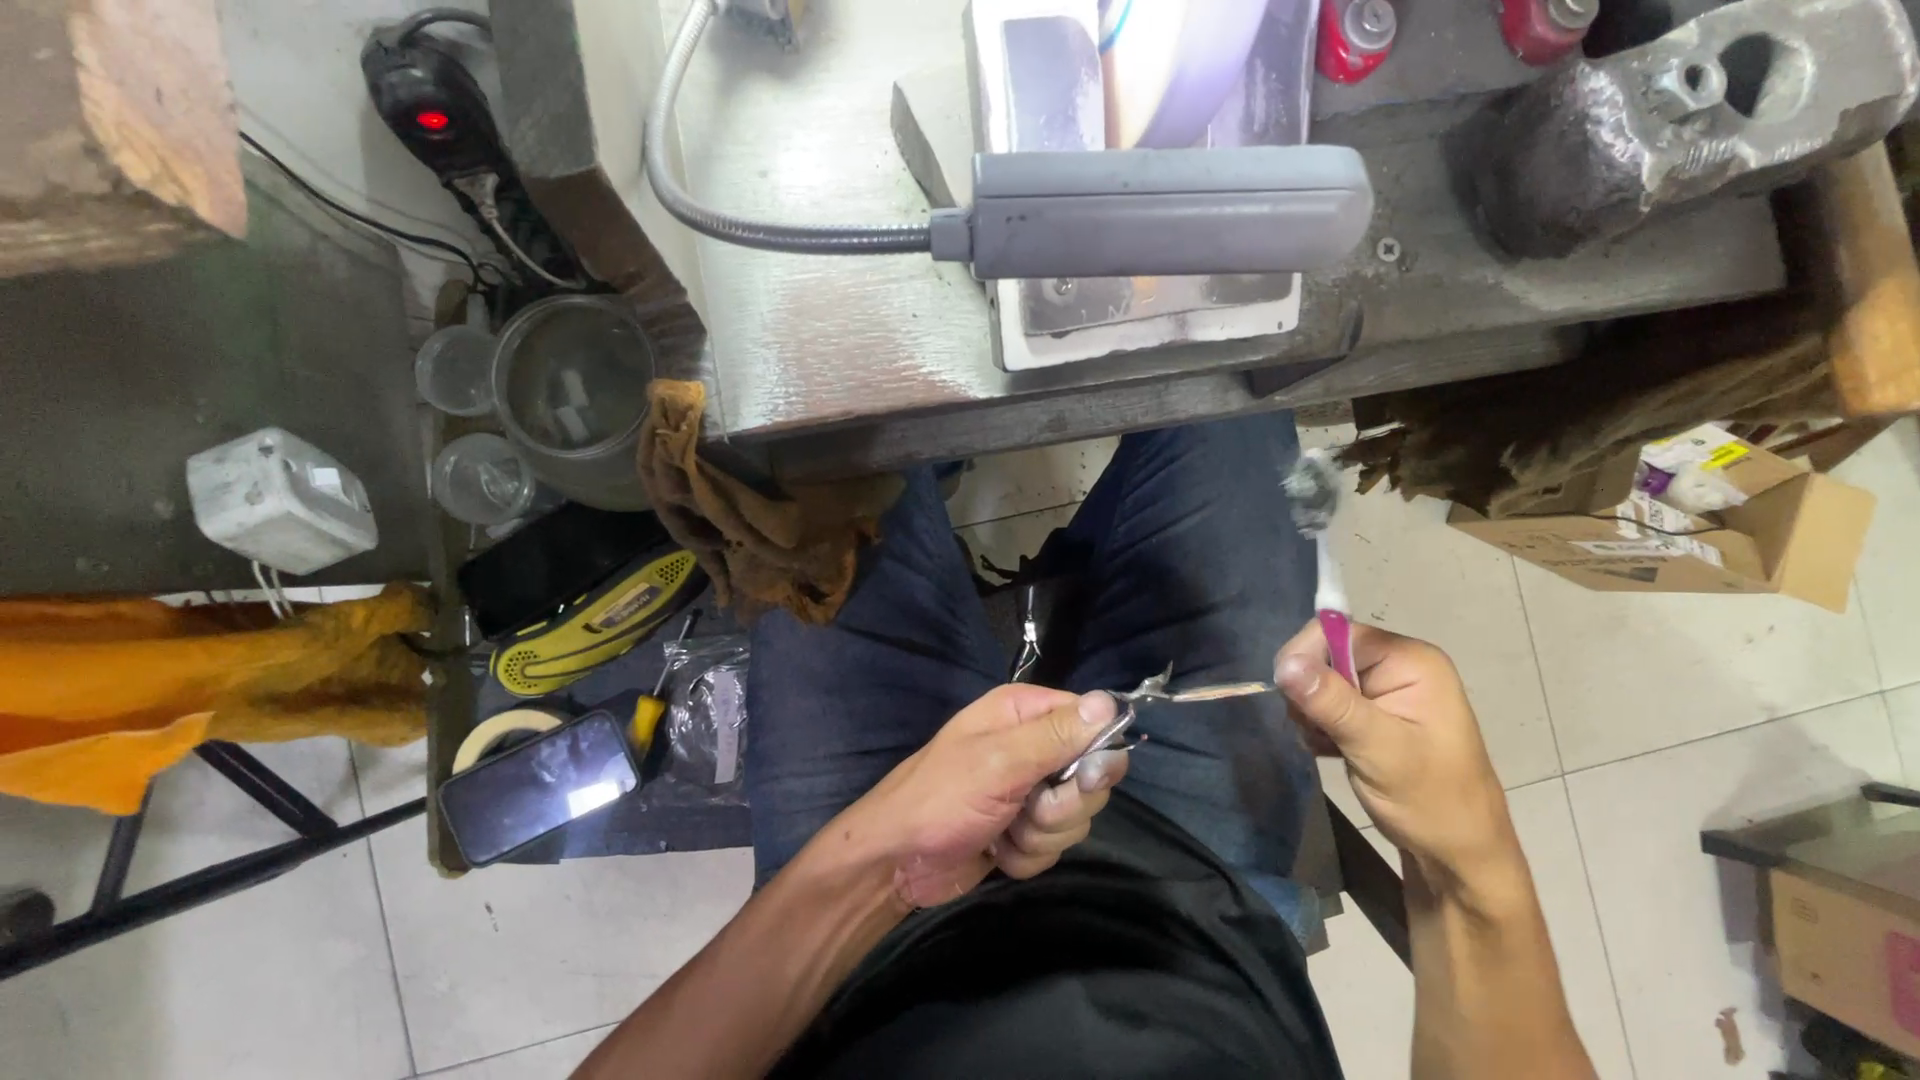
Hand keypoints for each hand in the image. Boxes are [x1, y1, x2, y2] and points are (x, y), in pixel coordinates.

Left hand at [829, 684, 1128, 909]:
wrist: (896, 862)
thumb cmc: (940, 799)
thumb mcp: (999, 762)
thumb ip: (1056, 736)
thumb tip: (1109, 702)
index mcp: (1022, 712)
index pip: (1091, 720)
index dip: (1096, 753)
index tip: (1083, 778)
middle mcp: (1030, 745)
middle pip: (1092, 775)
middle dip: (1064, 805)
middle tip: (1027, 809)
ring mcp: (1028, 791)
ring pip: (1075, 816)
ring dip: (1040, 834)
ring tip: (1002, 831)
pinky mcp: (1023, 831)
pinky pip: (1053, 845)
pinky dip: (1026, 855)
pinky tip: (996, 850)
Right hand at [1275, 620, 1521, 895]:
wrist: (1457, 852)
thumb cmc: (1430, 800)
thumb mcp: (1378, 750)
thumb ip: (1332, 703)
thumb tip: (1284, 663)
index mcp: (1412, 660)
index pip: (1337, 631)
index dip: (1306, 657)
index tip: (1292, 700)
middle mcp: (1399, 664)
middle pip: (1325, 653)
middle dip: (1309, 693)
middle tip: (1318, 733)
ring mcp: (1387, 687)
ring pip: (1320, 680)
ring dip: (1312, 713)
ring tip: (1329, 747)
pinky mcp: (1374, 710)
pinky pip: (1327, 701)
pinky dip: (1320, 725)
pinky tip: (1331, 750)